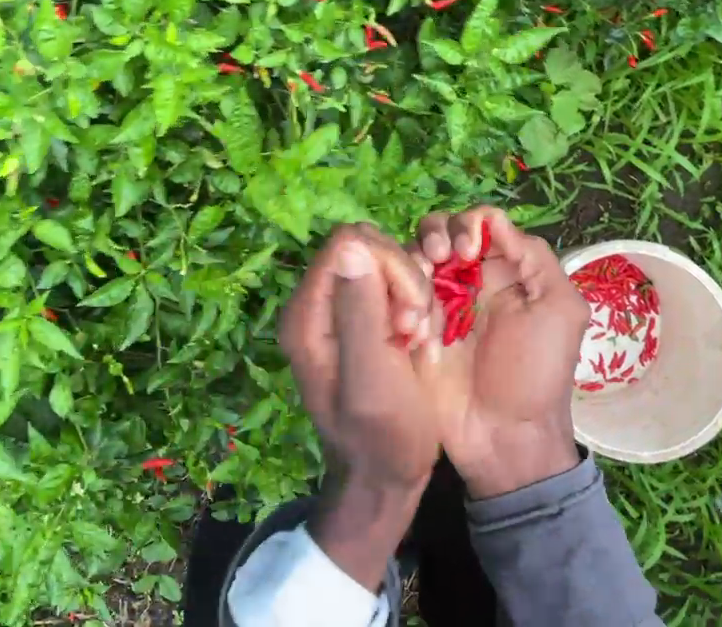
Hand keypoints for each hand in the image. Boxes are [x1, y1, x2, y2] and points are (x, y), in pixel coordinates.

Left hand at [280, 223, 441, 586]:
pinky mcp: (360, 318)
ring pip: (384, 262)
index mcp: (306, 314)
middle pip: (366, 246)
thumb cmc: (381, 437)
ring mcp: (337, 311)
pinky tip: (415, 343)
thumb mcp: (373, 379)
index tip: (406, 315)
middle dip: (402, 280)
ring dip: (411, 295)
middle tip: (412, 328)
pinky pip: (392, 285)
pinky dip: (412, 306)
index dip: (388, 266)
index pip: (348, 243)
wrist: (384, 478)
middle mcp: (315, 305)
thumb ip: (361, 312)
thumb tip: (353, 245)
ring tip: (414, 340)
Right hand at [414, 206, 586, 499]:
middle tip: (440, 259)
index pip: (479, 223)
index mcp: (503, 270)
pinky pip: (393, 291)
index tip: (467, 252)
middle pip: (440, 231)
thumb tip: (493, 220)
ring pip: (412, 256)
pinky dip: (396, 289)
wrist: (503, 438)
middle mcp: (466, 279)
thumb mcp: (560, 310)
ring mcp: (435, 302)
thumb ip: (534, 258)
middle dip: (435, 234)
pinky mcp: (410, 325)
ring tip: (421, 284)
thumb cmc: (537, 374)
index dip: (468, 225)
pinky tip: (409, 312)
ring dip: (413, 259)